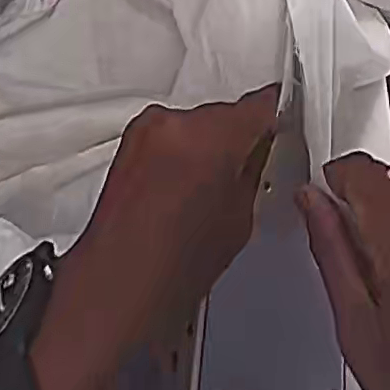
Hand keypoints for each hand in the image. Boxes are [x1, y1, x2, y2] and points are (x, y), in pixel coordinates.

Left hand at [29, 86, 278, 389]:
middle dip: (236, 136)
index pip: (261, 103)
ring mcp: (152, 127)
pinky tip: (179, 184)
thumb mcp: (239, 219)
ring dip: (204, 142)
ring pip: (198, 121)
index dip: (274, 113)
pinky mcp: (133, 136)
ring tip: (200, 188)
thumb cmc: (167, 269)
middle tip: (239, 170)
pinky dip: (179, 147)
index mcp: (216, 138)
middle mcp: (180, 123)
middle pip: (227, 112)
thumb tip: (259, 146)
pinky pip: (172, 129)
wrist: (113, 286)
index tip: (276, 118)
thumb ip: (254, 167)